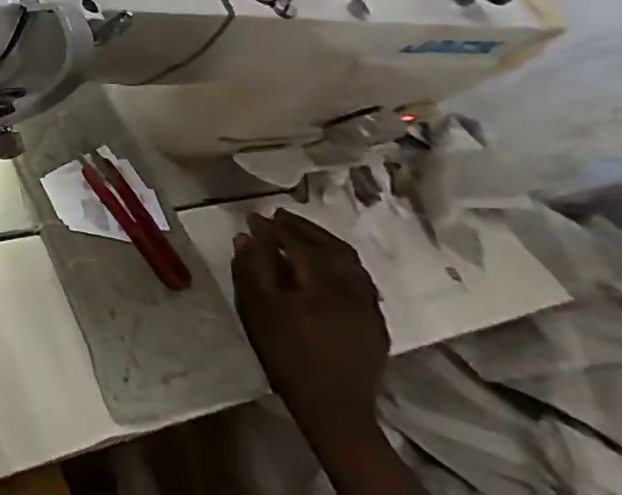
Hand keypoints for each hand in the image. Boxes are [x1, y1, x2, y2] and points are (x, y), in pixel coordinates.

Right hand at [233, 210, 389, 444]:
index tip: (252, 216)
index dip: (275, 228)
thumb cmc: (286, 352)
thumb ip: (252, 268)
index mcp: (327, 286)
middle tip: (279, 216)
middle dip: (305, 229)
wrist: (332, 405)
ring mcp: (371, 310)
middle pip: (335, 250)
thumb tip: (246, 237)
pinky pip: (359, 282)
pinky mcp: (374, 325)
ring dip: (325, 244)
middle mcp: (356, 292)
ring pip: (352, 265)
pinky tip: (323, 267)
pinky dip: (339, 264)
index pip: (301, 245)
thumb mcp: (257, 308)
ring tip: (301, 235)